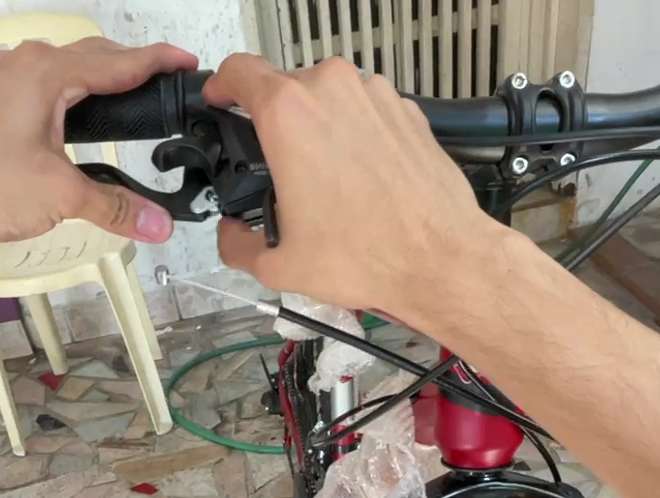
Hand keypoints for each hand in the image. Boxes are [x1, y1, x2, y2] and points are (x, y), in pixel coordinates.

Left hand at [0, 38, 196, 247]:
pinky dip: (49, 94)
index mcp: (44, 75)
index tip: (181, 61)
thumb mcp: (62, 195)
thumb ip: (115, 207)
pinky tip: (48, 111)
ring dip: (84, 75)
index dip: (154, 62)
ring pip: (51, 68)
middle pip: (85, 57)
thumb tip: (155, 220)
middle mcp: (17, 69)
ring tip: (106, 90)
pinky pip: (23, 88)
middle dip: (123, 65)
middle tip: (152, 76)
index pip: (115, 62)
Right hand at [204, 54, 510, 324]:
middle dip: (275, 126)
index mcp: (290, 115)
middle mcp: (333, 90)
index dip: (222, 86)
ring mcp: (375, 95)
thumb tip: (232, 237)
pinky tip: (361, 184)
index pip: (239, 71)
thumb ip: (237, 246)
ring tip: (326, 186)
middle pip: (285, 89)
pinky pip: (366, 114)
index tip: (221, 100)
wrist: (439, 259)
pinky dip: (356, 140)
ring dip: (319, 133)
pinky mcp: (406, 111)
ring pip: (329, 101)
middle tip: (279, 173)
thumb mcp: (280, 265)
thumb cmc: (371, 254)